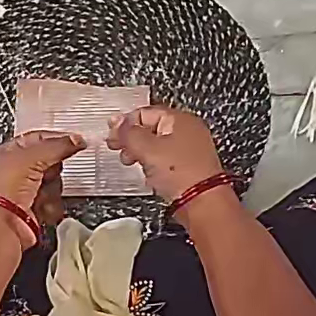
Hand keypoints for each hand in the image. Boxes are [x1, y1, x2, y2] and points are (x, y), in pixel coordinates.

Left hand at [0, 131, 85, 246]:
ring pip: (54, 185)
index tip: (75, 142)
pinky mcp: (32, 213)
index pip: (38, 139)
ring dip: (51, 191)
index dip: (57, 140)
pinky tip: (40, 208)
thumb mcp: (31, 157)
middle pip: (49, 164)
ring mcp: (24, 194)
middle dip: (53, 171)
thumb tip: (75, 140)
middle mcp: (15, 174)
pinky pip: (53, 204)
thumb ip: (57, 145)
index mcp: (8, 153)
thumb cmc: (0, 189)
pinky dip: (50, 207)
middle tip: (47, 174)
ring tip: (39, 194)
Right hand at [106, 107, 226, 209]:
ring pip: (157, 146)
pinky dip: (154, 166)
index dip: (126, 123)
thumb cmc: (182, 174)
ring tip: (132, 162)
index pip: (145, 112)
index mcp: (180, 119)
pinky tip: (149, 175)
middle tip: (119, 148)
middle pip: (151, 129)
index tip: (113, 134)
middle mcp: (188, 131)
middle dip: (131, 139)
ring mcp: (190, 151)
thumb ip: (128, 133)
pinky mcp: (189, 169)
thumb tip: (117, 123)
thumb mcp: (147, 148)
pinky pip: (166, 162)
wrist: (203, 203)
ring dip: (140, 153)